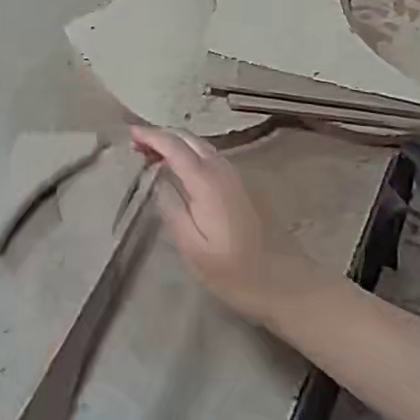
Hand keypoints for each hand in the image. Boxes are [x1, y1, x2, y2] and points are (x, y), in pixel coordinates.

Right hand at [130, 125, 316, 321]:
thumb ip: (172, 209)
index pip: (173, 145)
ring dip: (176, 143)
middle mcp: (223, 169)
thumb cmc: (237, 273)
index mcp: (206, 181)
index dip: (150, 136)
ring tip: (154, 154)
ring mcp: (238, 175)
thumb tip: (158, 180)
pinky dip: (191, 153)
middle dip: (161, 135)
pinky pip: (211, 156)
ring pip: (201, 145)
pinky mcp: (246, 185)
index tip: (129, 134)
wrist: (290, 285)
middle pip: (188, 138)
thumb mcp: (193, 249)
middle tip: (137, 144)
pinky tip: (183, 169)